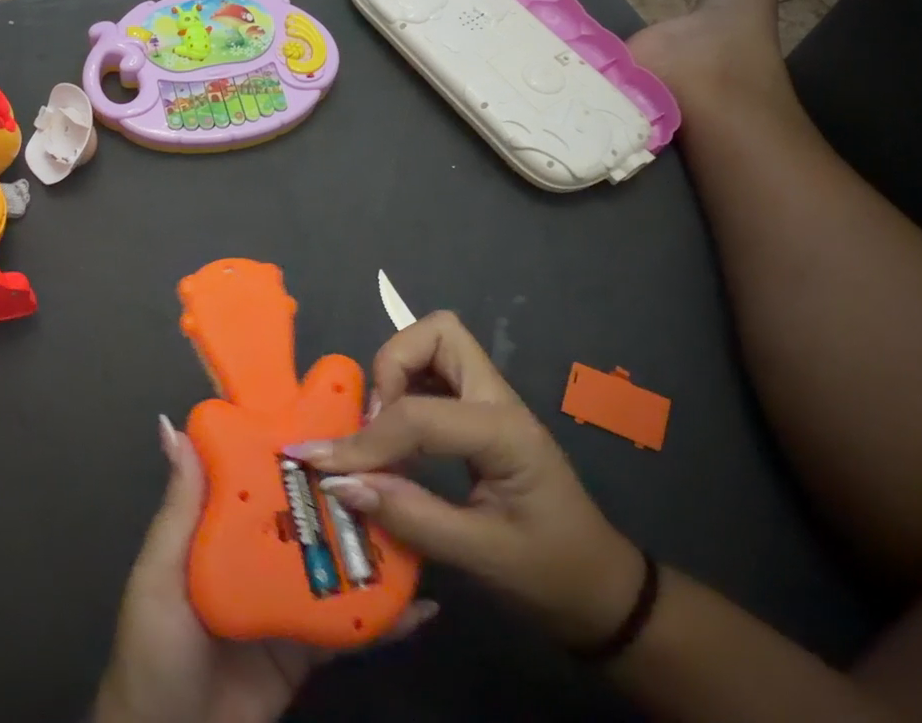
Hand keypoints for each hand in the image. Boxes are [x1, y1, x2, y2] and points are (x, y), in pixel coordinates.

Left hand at [95, 416, 438, 722]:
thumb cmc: (156, 647)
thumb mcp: (159, 573)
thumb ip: (179, 507)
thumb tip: (174, 426)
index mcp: (225, 528)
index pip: (264, 476)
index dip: (297, 447)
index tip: (336, 411)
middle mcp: (262, 554)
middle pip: (312, 516)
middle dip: (349, 492)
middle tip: (397, 464)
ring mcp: (290, 599)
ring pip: (341, 564)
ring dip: (377, 546)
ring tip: (418, 520)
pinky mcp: (311, 646)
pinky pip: (353, 625)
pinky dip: (387, 617)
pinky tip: (423, 604)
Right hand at [284, 312, 641, 647]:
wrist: (600, 588)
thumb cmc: (549, 573)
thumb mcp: (478, 555)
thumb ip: (407, 514)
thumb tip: (338, 482)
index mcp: (506, 434)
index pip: (420, 414)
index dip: (365, 440)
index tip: (321, 465)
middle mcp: (499, 402)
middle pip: (438, 333)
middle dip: (391, 365)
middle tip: (373, 424)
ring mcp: (492, 404)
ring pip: (435, 344)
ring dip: (395, 373)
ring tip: (379, 431)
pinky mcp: (481, 416)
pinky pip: (435, 375)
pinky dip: (404, 389)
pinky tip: (393, 436)